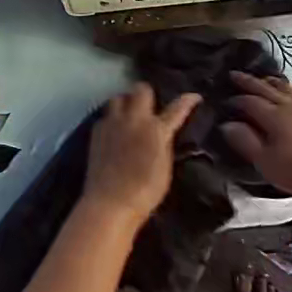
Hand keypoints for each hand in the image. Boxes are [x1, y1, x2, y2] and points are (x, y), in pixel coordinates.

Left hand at [82, 84, 202, 226]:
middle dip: (147, 94)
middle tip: (149, 105)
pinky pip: (106, 115)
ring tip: (128, 115)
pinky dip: (112, 119)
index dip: (187, 100)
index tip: (195, 96)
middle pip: (141, 89)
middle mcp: (135, 119)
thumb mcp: (165, 168)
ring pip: (118, 97)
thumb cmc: (145, 192)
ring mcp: (113, 122)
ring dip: (125, 103)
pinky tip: (114, 132)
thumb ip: (165, 144)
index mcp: (157, 129)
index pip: (177, 108)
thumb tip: (164, 133)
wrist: (110, 203)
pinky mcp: (97, 130)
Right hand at [219, 71, 291, 204]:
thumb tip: (227, 125)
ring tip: (257, 79)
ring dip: (266, 80)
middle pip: (265, 88)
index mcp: (275, 116)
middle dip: (247, 81)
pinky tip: (285, 88)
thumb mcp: (266, 161)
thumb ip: (245, 141)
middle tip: (233, 75)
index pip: (250, 101)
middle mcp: (289, 104)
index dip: (236, 100)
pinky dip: (286, 86)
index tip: (225, 101)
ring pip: (282, 85)